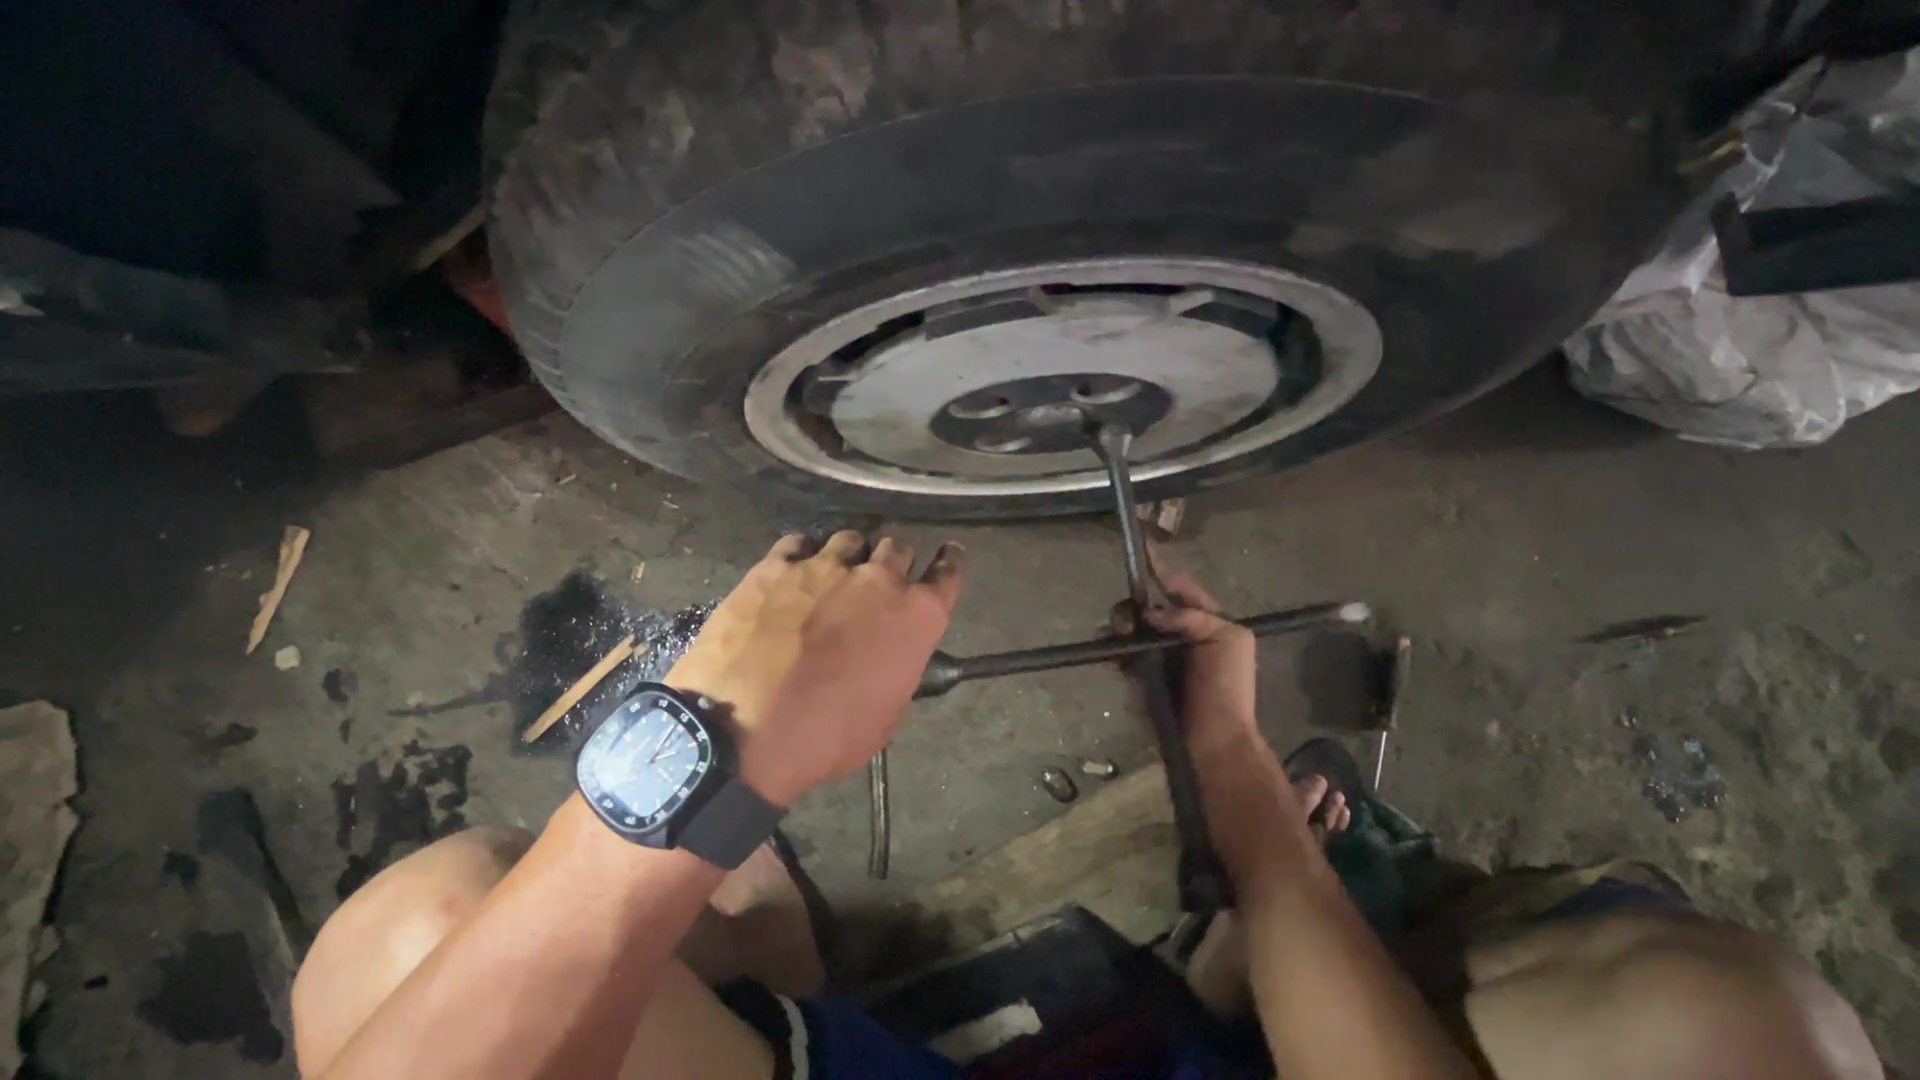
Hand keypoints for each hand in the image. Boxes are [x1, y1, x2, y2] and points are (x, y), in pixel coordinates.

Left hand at [665, 531, 964, 806]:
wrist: (745, 727)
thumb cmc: (827, 735)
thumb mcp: (885, 716)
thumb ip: (896, 670)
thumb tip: (886, 660)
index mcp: (916, 617)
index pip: (948, 574)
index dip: (949, 563)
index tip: (948, 555)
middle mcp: (878, 580)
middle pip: (897, 549)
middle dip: (893, 563)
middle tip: (879, 582)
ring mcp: (825, 567)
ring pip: (850, 539)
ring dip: (850, 556)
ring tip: (834, 574)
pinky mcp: (776, 566)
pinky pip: (799, 544)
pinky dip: (802, 555)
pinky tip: (793, 570)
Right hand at [1108, 548, 1259, 762]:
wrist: (1212, 738)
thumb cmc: (1227, 688)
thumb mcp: (1228, 641)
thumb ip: (1194, 617)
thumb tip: (1150, 613)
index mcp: (1206, 621)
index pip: (1181, 588)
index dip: (1162, 569)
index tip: (1143, 549)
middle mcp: (1179, 634)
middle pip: (1148, 605)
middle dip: (1136, 603)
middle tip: (1128, 617)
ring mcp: (1157, 655)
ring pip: (1130, 626)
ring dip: (1122, 624)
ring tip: (1119, 634)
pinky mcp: (1138, 676)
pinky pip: (1120, 653)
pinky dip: (1113, 647)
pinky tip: (1110, 649)